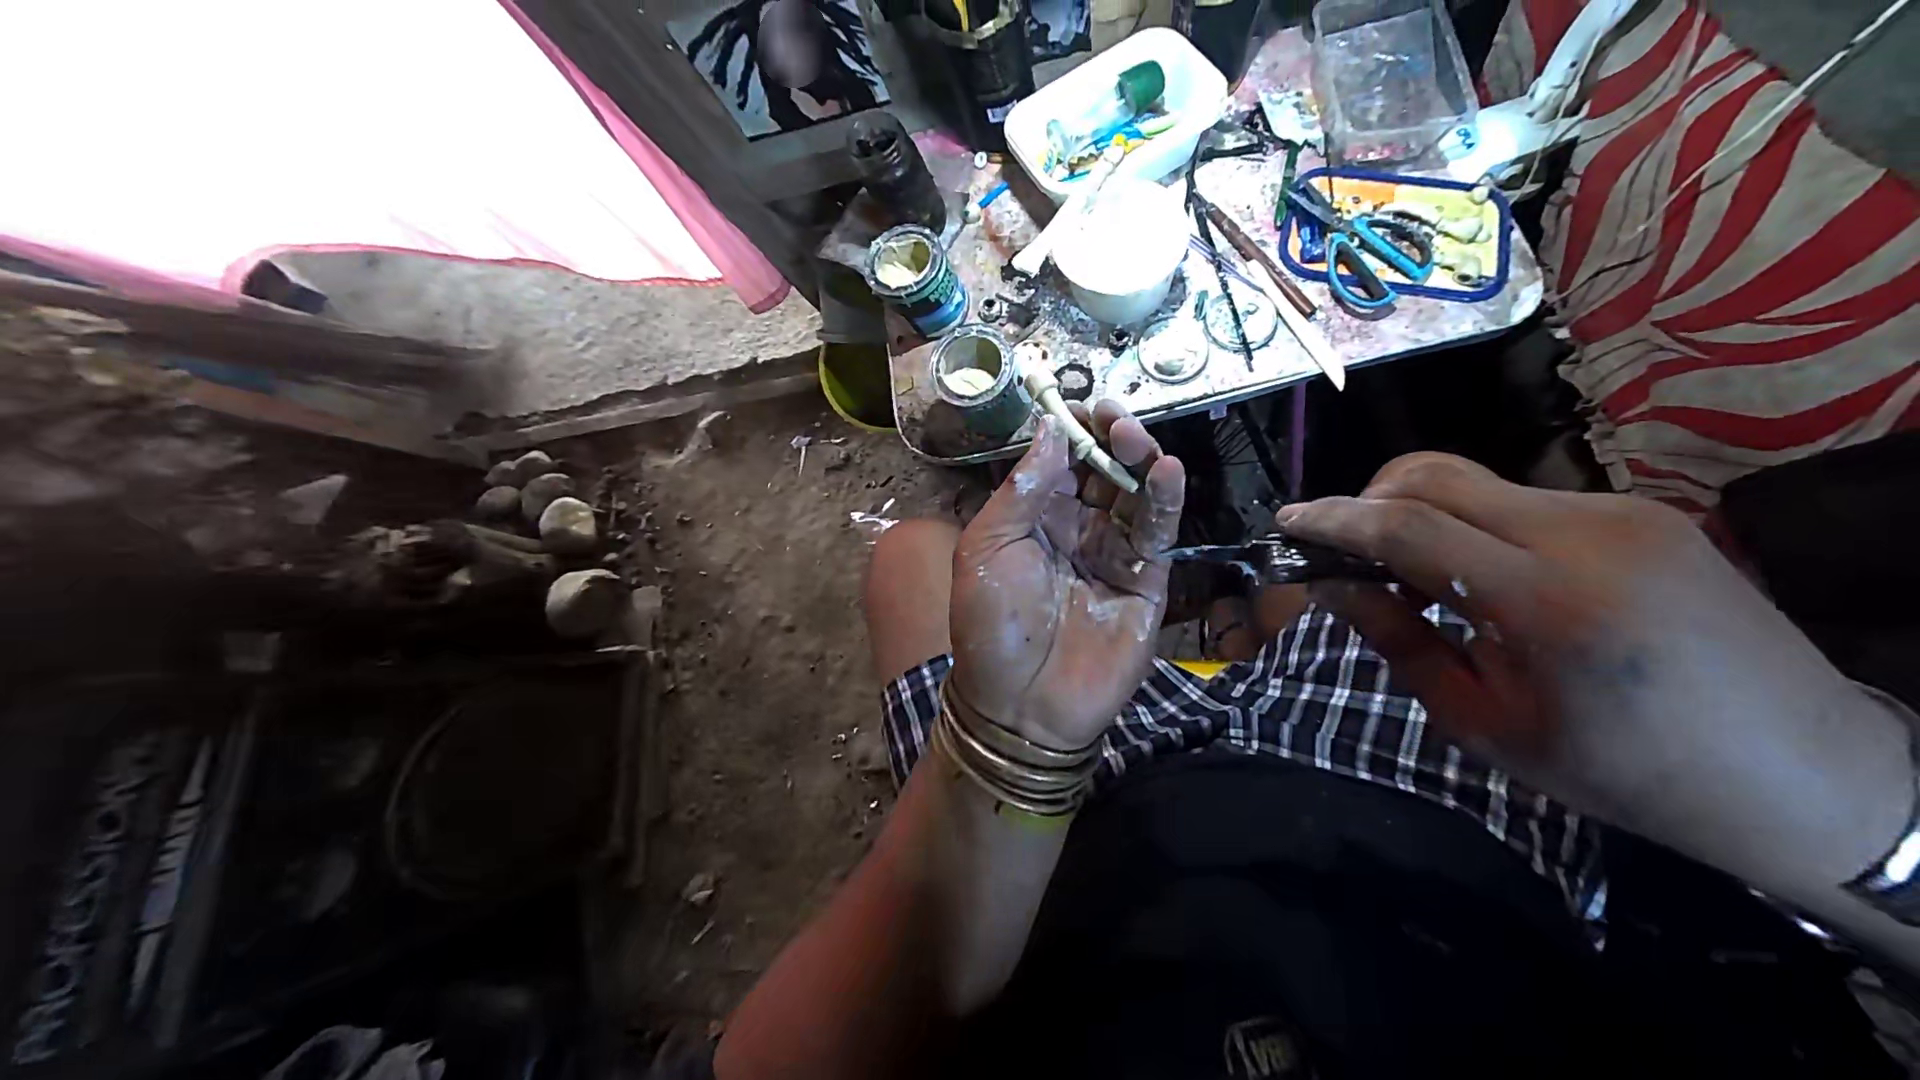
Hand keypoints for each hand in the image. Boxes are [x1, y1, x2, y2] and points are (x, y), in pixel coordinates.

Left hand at [947, 401, 1184, 751]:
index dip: (1069, 430)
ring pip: (1132, 492)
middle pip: (1100, 469)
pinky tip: (1165, 469)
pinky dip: (1165, 498)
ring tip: (1132, 436)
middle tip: (1112, 416)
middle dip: (1107, 437)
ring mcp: (1111, 551)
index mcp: (1031, 518)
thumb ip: (1022, 490)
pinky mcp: (1145, 578)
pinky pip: (1157, 530)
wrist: (1022, 703)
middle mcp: (1074, 527)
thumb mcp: (987, 548)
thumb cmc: (992, 623)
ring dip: (1136, 458)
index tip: (1077, 403)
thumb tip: (1049, 430)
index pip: (1058, 460)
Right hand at [1278, 453, 1910, 899]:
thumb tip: (1333, 585)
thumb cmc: (1622, 772)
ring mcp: (1623, 514)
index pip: (1408, 528)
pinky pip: (1522, 500)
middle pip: (1435, 476)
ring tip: (1417, 575)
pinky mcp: (1643, 512)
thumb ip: (1399, 641)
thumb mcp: (1484, 722)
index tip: (1288, 522)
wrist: (1807, 775)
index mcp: (1546, 603)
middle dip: (1368, 499)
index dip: (1334, 520)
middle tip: (1346, 548)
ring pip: (1476, 483)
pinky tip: (1483, 574)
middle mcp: (1587, 536)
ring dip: (1420, 514)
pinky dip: (1473, 524)